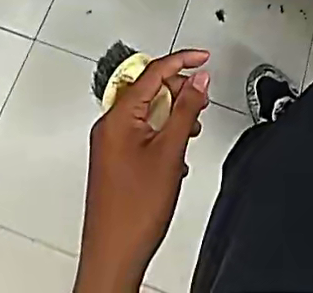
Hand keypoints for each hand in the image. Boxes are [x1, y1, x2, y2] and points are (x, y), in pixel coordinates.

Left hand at [76, 50, 210, 292]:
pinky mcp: (117, 158)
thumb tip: (199, 79)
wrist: (115, 256)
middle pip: (150, 88)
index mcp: (118, 119)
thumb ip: (187, 108)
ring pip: (148, 109)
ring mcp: (111, 144)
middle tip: (201, 95)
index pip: (153, 72)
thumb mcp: (171, 149)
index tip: (202, 57)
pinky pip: (143, 128)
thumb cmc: (134, 212)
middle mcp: (110, 127)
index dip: (182, 60)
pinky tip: (178, 147)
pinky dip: (164, 129)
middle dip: (179, 89)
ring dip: (174, 111)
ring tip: (192, 124)